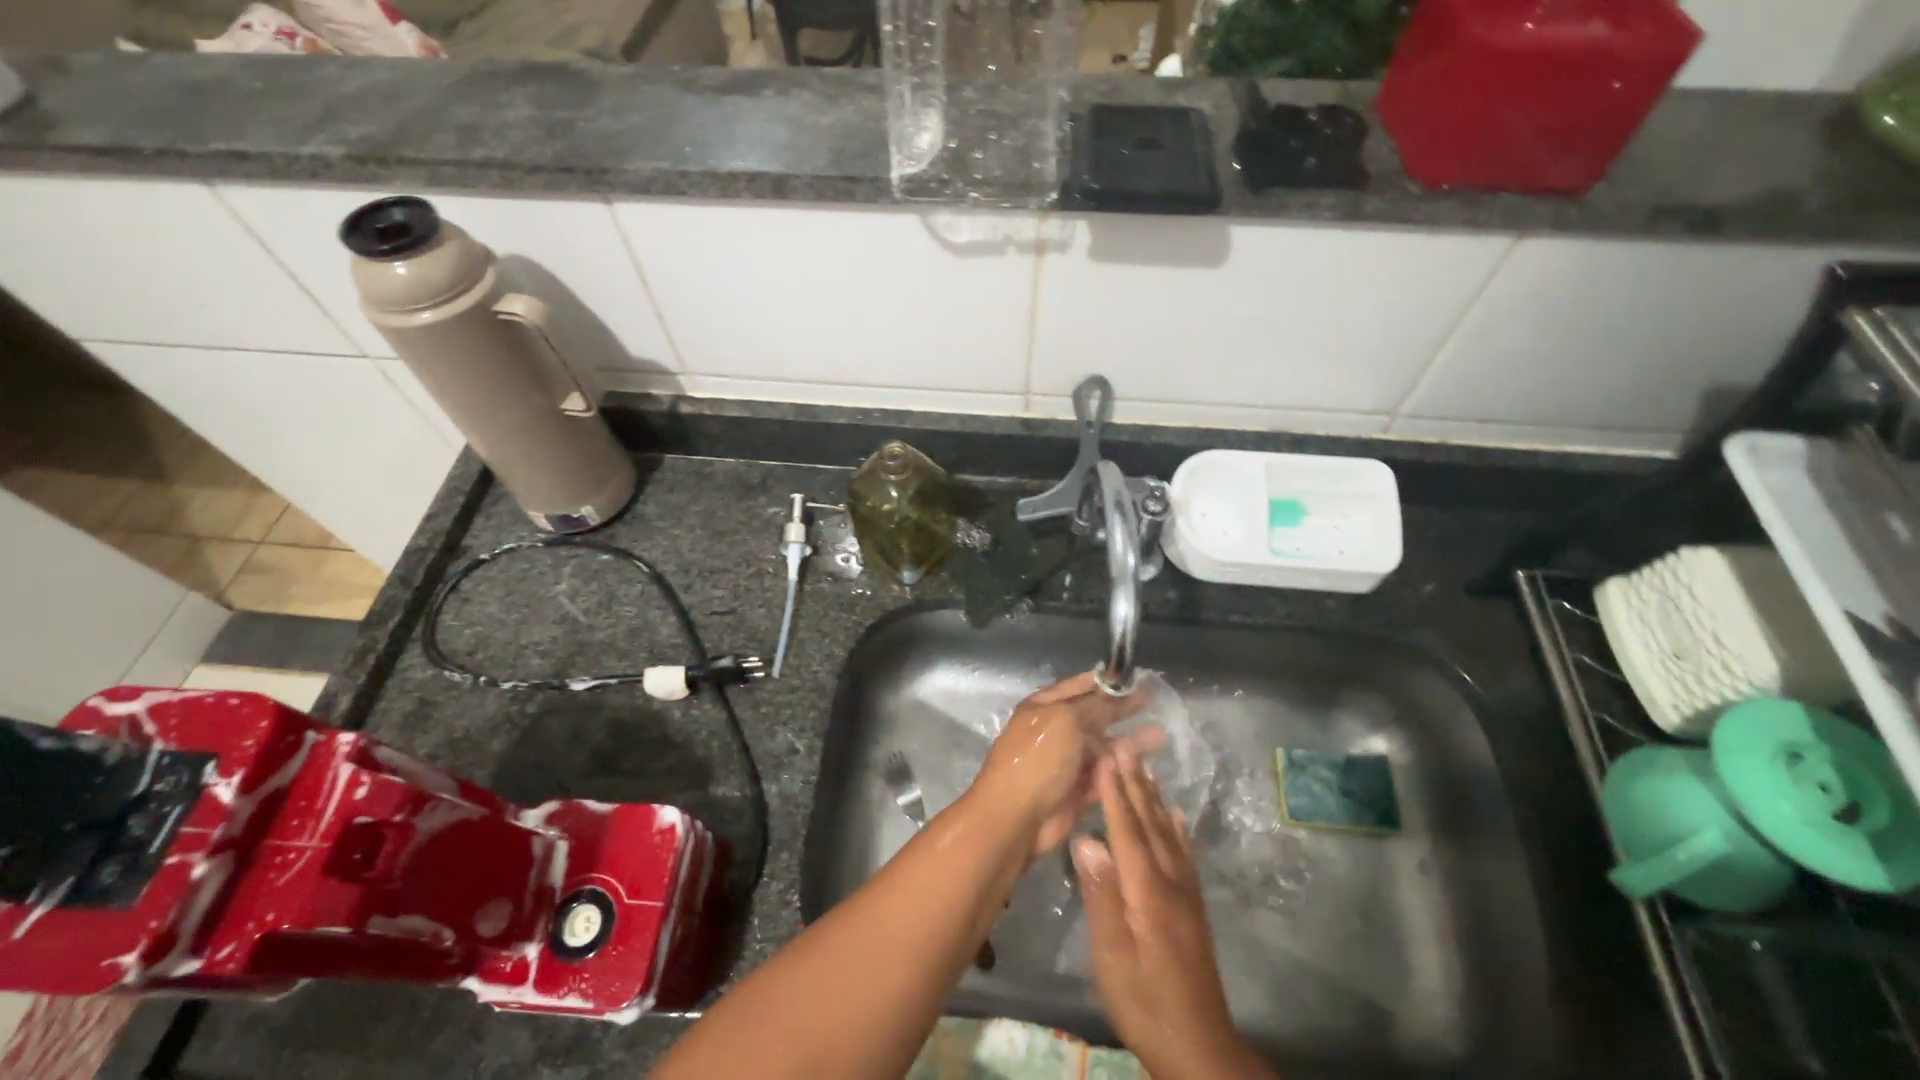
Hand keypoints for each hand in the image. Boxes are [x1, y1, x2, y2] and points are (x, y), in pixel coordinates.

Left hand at [970, 671, 1160, 857]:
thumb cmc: (1038, 759)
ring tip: (1161, 735)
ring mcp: (1067, 762)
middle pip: (1095, 716)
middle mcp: (1056, 731)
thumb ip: (1095, 706)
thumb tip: (1117, 695)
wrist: (1016, 817)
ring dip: (1130, 741)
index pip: (1079, 687)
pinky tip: (1148, 764)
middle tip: (1153, 700)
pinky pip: (1106, 775)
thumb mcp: (1066, 720)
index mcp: (1044, 708)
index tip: (1134, 677)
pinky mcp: (1078, 791)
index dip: (1106, 681)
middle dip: (1122, 708)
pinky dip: (1124, 769)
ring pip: (1104, 747)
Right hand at [1073, 748, 1272, 1079]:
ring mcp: (1187, 896)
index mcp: (1149, 892)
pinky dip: (1176, 829)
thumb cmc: (1143, 1000)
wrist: (1198, 1043)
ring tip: (1146, 768)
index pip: (1128, 831)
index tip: (1106, 756)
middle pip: (1151, 826)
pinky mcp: (1193, 909)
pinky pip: (1184, 855)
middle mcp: (1172, 884)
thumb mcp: (1111, 954)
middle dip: (1135, 786)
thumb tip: (1087, 838)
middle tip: (1123, 748)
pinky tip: (1174, 817)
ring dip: (1155, 799)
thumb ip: (1101, 895)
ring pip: (1169, 835)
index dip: (1115, 793)